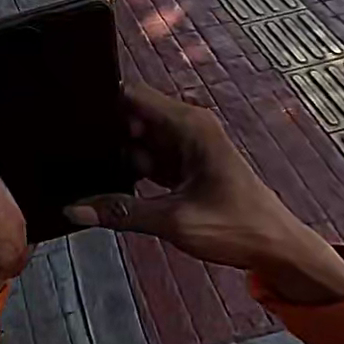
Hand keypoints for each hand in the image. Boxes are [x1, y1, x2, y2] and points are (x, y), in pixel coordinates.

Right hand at [64, 81, 343, 303]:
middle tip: (65, 144)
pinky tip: (105, 177)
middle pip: (130, 113)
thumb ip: (120, 212)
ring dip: (115, 150)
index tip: (67, 111)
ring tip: (79, 162)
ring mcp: (184, 143)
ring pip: (135, 136)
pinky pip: (146, 154)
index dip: (101, 99)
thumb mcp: (174, 221)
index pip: (132, 94)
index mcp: (188, 124)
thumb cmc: (236, 227)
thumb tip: (72, 210)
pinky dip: (129, 165)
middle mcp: (185, 125)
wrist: (278, 249)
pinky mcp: (182, 163)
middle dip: (104, 128)